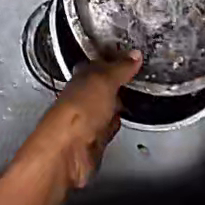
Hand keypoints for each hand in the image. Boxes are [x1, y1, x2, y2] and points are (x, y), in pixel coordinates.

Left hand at [20, 52, 141, 188]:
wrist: (69, 149)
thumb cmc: (79, 109)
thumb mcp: (105, 81)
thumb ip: (121, 68)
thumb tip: (135, 55)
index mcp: (82, 77)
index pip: (100, 64)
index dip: (114, 61)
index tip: (130, 58)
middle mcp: (83, 96)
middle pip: (103, 87)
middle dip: (117, 84)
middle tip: (132, 78)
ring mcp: (88, 119)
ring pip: (106, 107)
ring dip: (117, 106)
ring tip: (129, 99)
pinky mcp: (94, 140)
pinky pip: (108, 128)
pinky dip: (114, 125)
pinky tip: (119, 122)